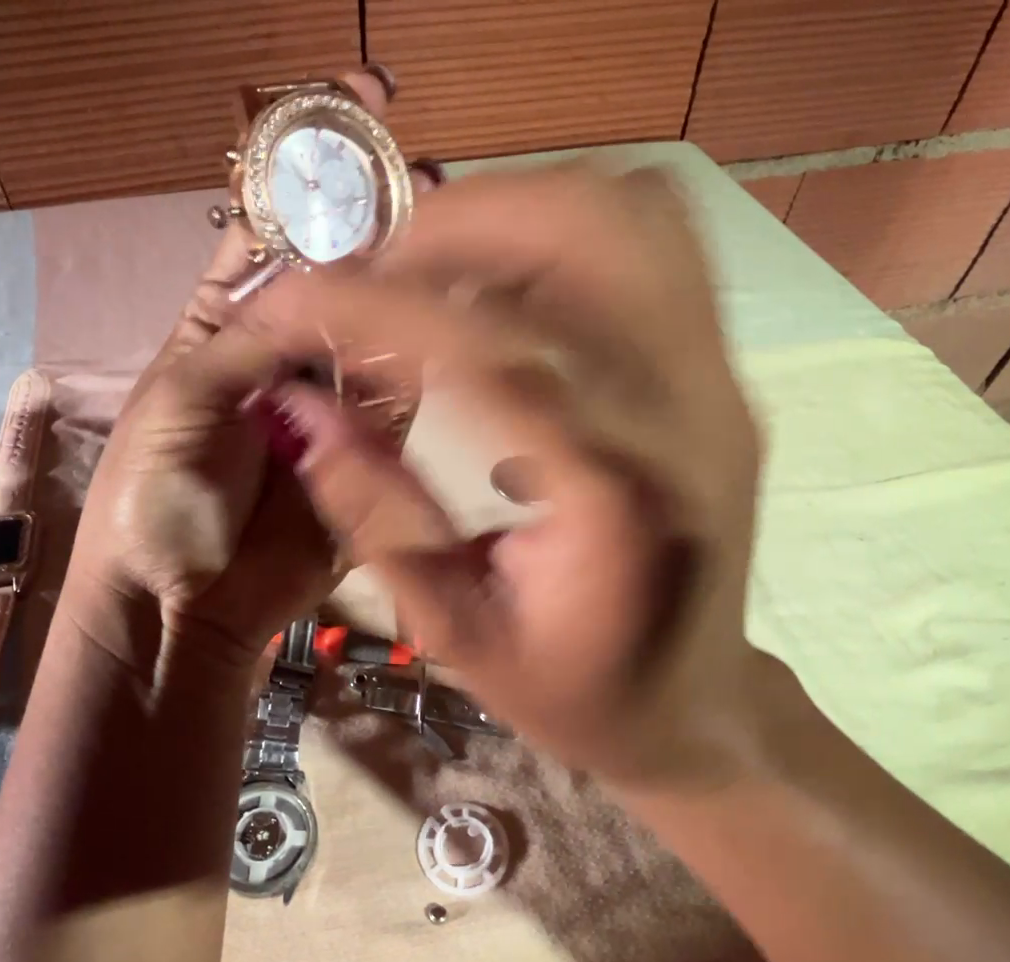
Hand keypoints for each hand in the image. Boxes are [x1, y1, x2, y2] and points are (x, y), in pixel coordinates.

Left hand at [65, 68, 428, 663]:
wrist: (186, 605)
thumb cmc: (156, 497)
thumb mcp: (183, 399)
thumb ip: (257, 339)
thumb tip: (329, 284)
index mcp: (224, 324)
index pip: (273, 231)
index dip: (311, 174)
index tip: (361, 114)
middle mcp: (288, 351)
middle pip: (343, 274)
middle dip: (382, 222)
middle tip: (430, 177)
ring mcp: (334, 400)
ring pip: (382, 328)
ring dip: (415, 283)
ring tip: (459, 232)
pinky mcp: (372, 450)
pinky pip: (403, 394)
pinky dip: (427, 357)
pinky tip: (457, 316)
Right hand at [246, 165, 765, 788]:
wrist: (694, 702)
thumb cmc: (574, 691)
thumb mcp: (454, 628)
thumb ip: (372, 507)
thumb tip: (294, 405)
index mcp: (612, 496)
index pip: (485, 350)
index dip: (374, 308)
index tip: (289, 299)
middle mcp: (687, 411)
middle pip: (583, 231)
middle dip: (451, 225)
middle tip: (367, 270)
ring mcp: (719, 378)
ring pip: (629, 211)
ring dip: (511, 210)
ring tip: (429, 263)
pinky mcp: (721, 369)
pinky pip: (652, 244)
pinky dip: (563, 230)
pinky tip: (503, 284)